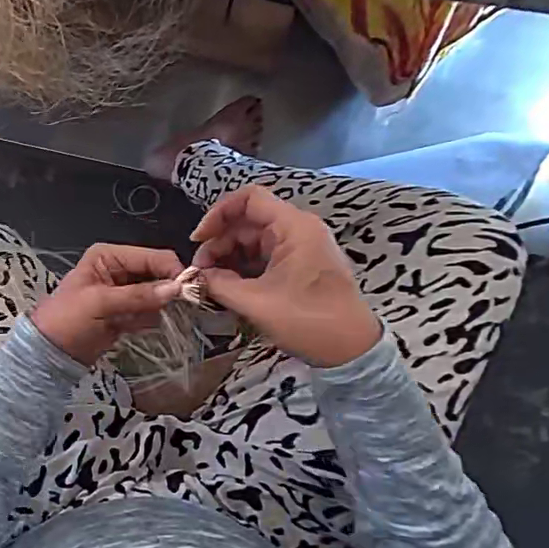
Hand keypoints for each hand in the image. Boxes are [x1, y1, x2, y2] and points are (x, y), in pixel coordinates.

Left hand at [31, 243, 185, 364]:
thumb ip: (138, 296)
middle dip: (169, 289)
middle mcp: (119, 269)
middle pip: (157, 273)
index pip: (151, 256)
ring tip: (158, 317)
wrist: (49, 354)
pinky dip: (152, 319)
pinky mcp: (127, 313)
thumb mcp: (99, 303)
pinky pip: (150, 312)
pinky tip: (142, 326)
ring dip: (161, 306)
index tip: (189, 289)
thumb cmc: (67, 320)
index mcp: (109, 256)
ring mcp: (124, 292)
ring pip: (157, 294)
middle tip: (185, 305)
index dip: (171, 270)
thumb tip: (175, 289)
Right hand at [190, 185, 380, 367]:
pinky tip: (228, 286)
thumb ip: (219, 284)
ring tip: (210, 281)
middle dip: (219, 243)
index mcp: (294, 227)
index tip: (199, 240)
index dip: (218, 213)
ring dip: (229, 257)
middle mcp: (299, 229)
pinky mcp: (301, 266)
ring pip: (254, 241)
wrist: (352, 349)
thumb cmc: (308, 320)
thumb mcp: (256, 302)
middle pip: (248, 221)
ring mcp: (301, 248)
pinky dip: (244, 268)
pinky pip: (265, 257)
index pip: (249, 199)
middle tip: (201, 271)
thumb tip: (196, 276)